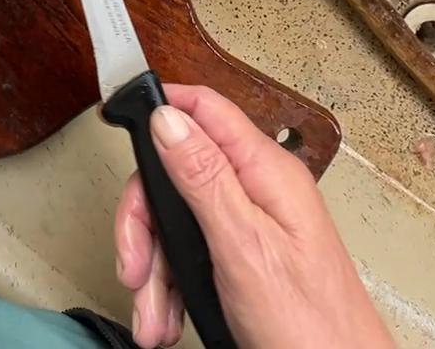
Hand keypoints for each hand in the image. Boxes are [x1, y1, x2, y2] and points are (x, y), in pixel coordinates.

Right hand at [114, 85, 392, 348]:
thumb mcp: (245, 247)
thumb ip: (204, 176)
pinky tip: (166, 313)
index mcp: (265, 171)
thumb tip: (168, 118)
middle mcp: (259, 187)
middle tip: (135, 261)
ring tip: (152, 309)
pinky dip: (169, 281)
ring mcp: (252, 219)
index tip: (121, 118)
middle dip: (146, 217)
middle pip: (177, 167)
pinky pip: (190, 247)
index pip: (204, 108)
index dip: (161, 107)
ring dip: (154, 262)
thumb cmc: (313, 330)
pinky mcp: (244, 251)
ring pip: (177, 214)